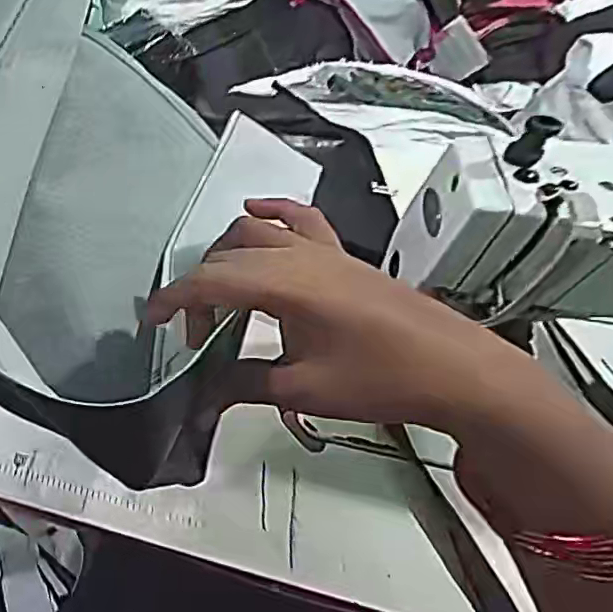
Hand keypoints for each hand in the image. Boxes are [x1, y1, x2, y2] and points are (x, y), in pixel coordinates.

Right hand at [145, 198, 553, 435]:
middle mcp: (299, 258)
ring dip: (224, 259)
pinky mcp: (342, 256)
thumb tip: (204, 399)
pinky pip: (300, 220)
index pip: (210, 282)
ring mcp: (323, 251)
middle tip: (200, 338)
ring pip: (253, 233)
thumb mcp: (302, 390)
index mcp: (285, 286)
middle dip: (199, 294)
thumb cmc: (383, 379)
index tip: (152, 321)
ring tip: (221, 297)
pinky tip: (255, 212)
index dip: (173, 300)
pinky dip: (272, 213)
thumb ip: (242, 385)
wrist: (460, 371)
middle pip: (225, 259)